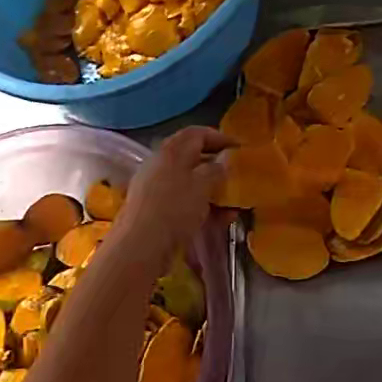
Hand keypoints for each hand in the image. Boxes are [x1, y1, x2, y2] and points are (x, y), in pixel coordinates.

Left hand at [109, 127, 233, 266]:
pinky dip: (203, 208)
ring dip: (213, 192)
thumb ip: (216, 170)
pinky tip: (221, 220)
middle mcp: (160, 167)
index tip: (239, 149)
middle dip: (217, 168)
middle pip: (193, 160)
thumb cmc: (174, 209)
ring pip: (190, 185)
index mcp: (171, 152)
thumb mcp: (202, 185)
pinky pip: (184, 204)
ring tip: (234, 204)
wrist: (141, 246)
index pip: (196, 134)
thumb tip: (223, 161)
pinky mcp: (155, 213)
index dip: (219, 138)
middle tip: (237, 177)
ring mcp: (156, 190)